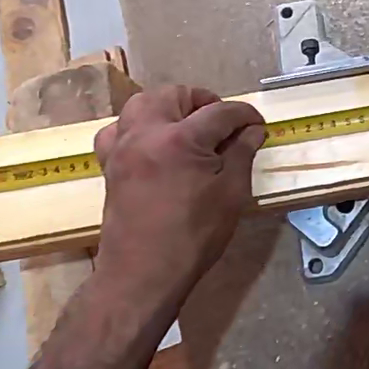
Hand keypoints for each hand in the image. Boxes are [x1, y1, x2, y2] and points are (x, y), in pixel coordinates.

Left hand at [91, 86, 265, 316]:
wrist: (143, 274)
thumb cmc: (194, 236)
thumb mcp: (231, 194)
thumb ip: (242, 154)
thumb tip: (253, 131)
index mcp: (180, 140)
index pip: (220, 112)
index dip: (245, 115)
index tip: (258, 124)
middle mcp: (146, 133)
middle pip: (174, 94)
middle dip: (202, 102)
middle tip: (223, 124)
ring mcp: (123, 147)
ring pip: (142, 105)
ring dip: (169, 108)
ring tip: (189, 127)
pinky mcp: (110, 164)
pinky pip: (119, 130)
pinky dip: (138, 127)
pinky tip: (153, 143)